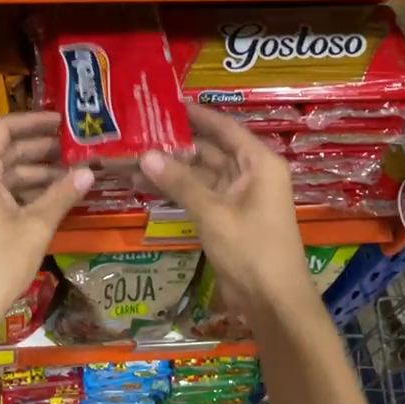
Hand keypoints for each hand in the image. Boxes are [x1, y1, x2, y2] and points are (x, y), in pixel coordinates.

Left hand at [0, 111, 92, 324]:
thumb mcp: (36, 226)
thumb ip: (62, 194)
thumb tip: (88, 173)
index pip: (4, 129)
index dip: (33, 121)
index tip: (62, 121)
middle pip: (4, 150)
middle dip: (40, 148)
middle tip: (76, 146)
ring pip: (3, 172)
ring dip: (35, 171)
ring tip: (72, 171)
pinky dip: (23, 190)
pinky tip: (53, 194)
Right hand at [138, 104, 313, 310]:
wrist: (272, 301)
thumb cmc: (251, 249)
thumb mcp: (213, 213)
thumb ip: (179, 183)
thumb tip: (145, 155)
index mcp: (258, 163)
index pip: (224, 127)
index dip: (196, 114)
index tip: (164, 102)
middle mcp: (250, 174)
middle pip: (209, 149)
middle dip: (174, 144)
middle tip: (136, 131)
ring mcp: (237, 197)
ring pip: (199, 174)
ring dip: (170, 169)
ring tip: (131, 157)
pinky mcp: (225, 217)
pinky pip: (198, 194)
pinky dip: (175, 189)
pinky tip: (145, 184)